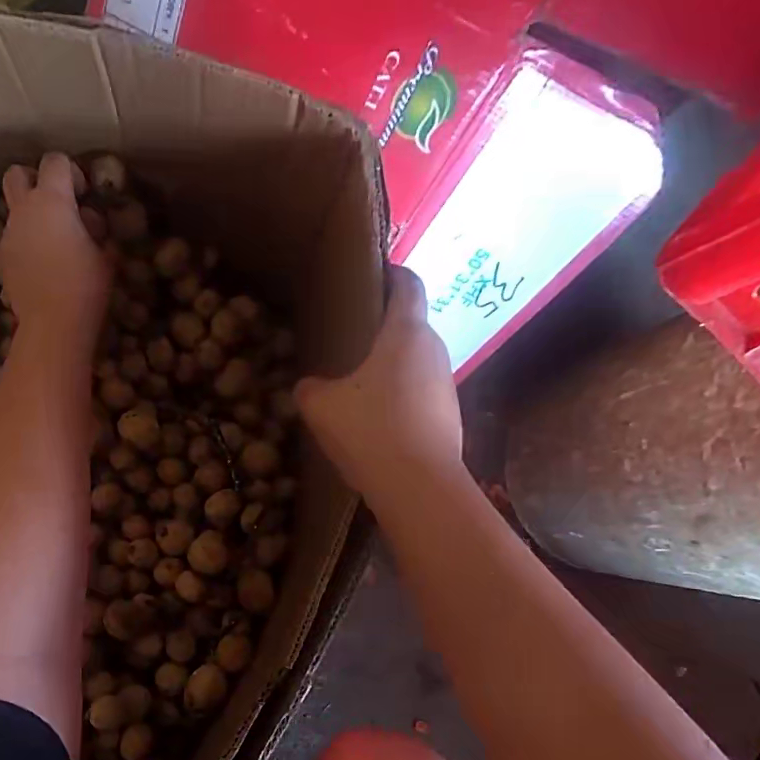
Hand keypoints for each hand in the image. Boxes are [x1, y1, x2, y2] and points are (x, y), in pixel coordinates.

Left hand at [0, 153, 109, 351]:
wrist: (53, 325)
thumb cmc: (86, 286)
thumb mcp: (106, 256)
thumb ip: (95, 231)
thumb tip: (88, 224)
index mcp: (51, 201)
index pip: (56, 162)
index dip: (72, 171)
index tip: (85, 194)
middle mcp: (23, 211)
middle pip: (17, 174)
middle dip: (35, 180)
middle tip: (57, 204)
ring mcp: (8, 236)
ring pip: (15, 212)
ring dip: (33, 218)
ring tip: (56, 245)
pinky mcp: (2, 262)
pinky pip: (14, 241)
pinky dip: (27, 245)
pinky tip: (44, 268)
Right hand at [295, 266, 461, 499]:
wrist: (418, 485)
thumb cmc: (369, 430)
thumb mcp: (321, 406)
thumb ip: (310, 388)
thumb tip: (308, 386)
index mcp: (406, 333)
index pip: (409, 284)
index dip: (393, 274)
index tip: (374, 275)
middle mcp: (434, 350)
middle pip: (413, 325)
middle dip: (386, 327)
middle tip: (353, 338)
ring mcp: (447, 385)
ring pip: (417, 362)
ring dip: (394, 366)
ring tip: (362, 384)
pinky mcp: (450, 416)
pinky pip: (422, 394)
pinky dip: (402, 397)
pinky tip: (379, 422)